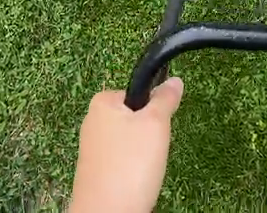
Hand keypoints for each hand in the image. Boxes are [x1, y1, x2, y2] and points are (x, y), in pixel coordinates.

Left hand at [68, 77, 183, 212]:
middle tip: (151, 151)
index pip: (138, 93)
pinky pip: (122, 164)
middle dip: (148, 136)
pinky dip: (132, 172)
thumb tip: (174, 81)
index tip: (157, 128)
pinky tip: (136, 184)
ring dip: (142, 156)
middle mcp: (92, 122)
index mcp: (102, 102)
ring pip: (131, 144)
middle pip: (134, 119)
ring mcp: (92, 150)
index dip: (153, 109)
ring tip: (144, 171)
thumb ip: (166, 99)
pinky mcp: (95, 174)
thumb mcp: (156, 124)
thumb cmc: (130, 164)